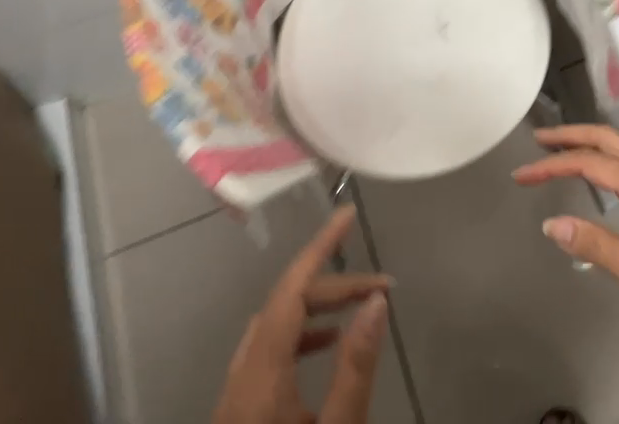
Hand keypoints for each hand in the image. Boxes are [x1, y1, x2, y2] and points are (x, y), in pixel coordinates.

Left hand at [214, 206, 392, 423]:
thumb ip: (356, 366)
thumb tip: (376, 301)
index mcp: (261, 378)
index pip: (290, 292)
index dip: (319, 248)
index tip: (348, 214)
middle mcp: (240, 377)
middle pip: (283, 307)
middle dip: (333, 284)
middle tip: (384, 286)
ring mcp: (235, 395)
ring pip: (273, 328)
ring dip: (316, 308)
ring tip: (360, 308)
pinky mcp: (239, 410)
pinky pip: (267, 351)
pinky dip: (300, 334)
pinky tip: (325, 346)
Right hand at [511, 125, 618, 337]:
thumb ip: (596, 244)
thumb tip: (551, 222)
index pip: (590, 162)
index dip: (553, 164)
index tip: (520, 174)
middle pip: (610, 140)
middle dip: (573, 136)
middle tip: (538, 141)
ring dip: (594, 145)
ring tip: (566, 153)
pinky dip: (614, 160)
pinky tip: (611, 181)